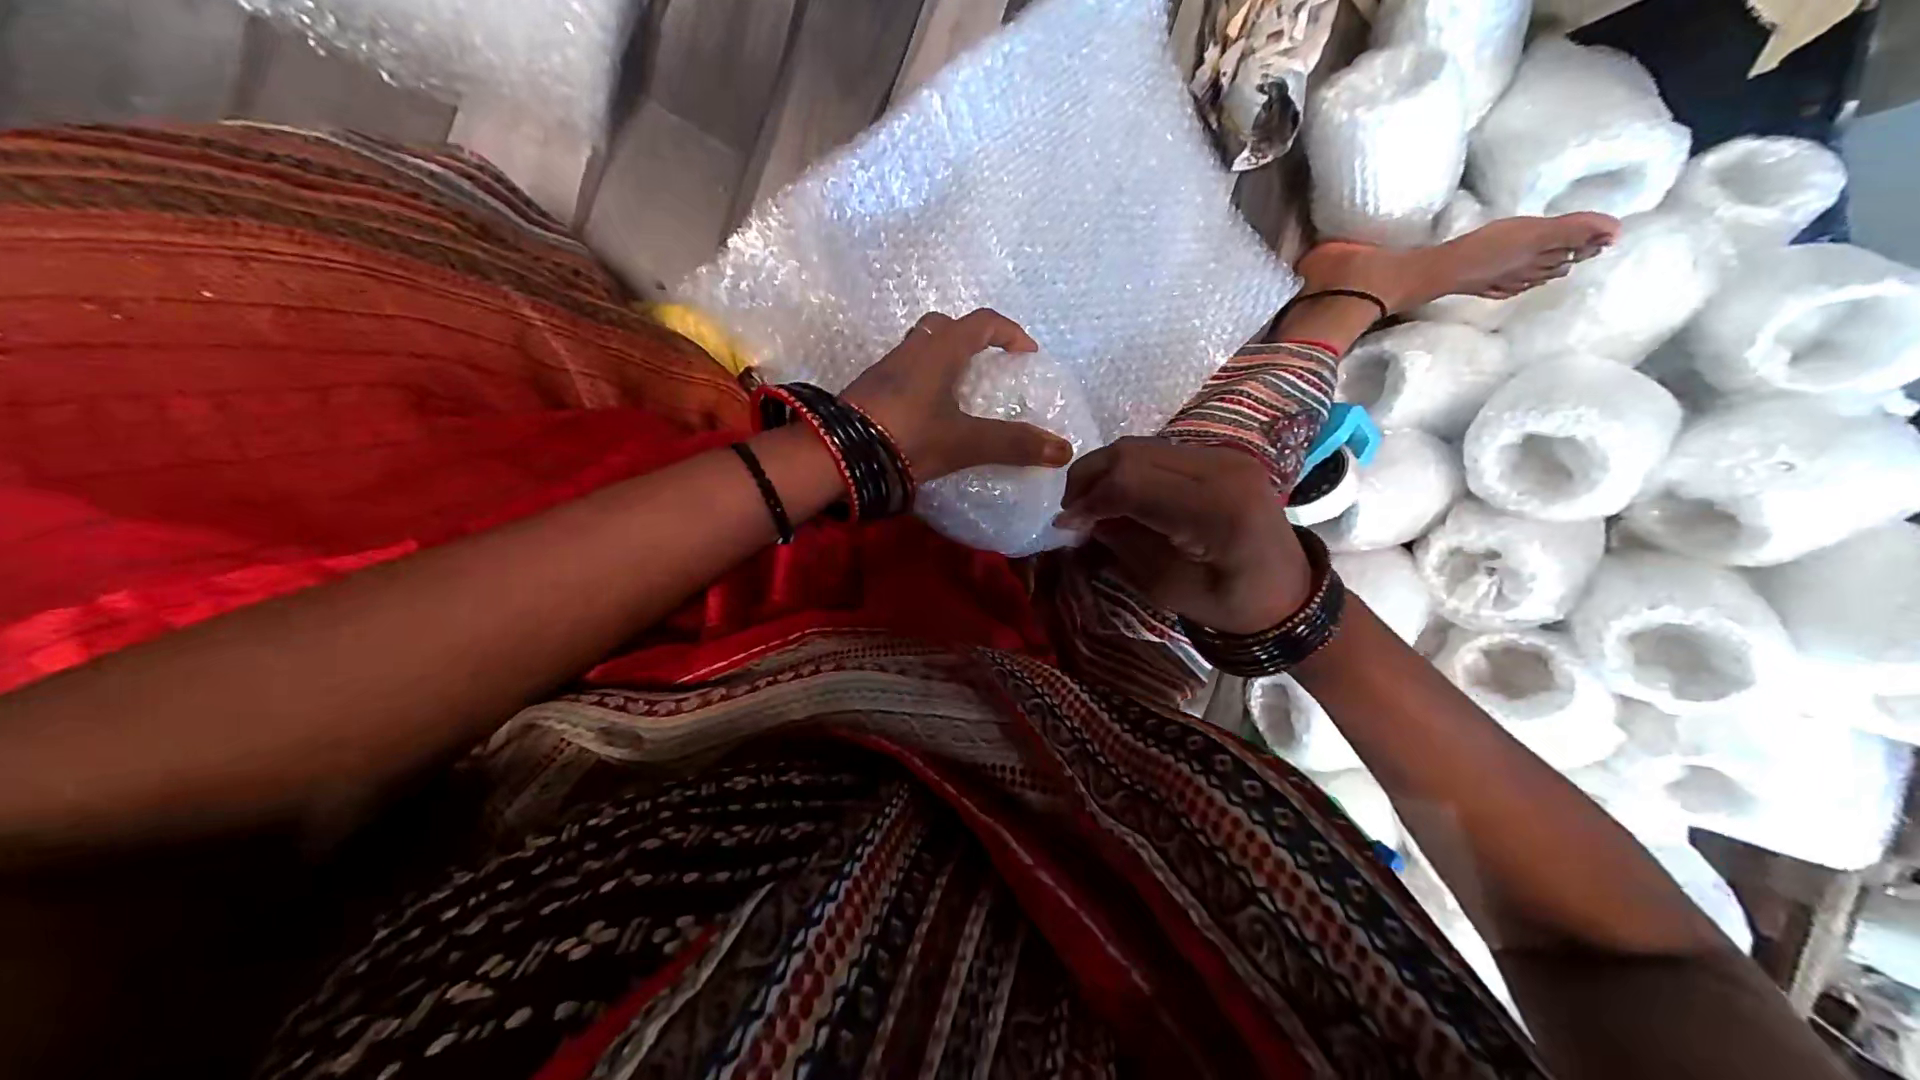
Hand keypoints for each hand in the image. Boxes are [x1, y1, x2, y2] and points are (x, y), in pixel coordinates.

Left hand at [841, 309, 1074, 480]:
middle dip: (970, 339)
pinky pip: (903, 372)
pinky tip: (927, 412)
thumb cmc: (908, 437)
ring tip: (959, 393)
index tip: (1026, 354)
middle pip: (945, 326)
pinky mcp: (868, 389)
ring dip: (943, 360)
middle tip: (986, 366)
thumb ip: (1013, 444)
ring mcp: (885, 369)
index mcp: (940, 350)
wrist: (838, 455)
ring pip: (920, 348)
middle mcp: (911, 350)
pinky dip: (922, 380)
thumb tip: (1063, 449)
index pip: (982, 322)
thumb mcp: (966, 442)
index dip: (1009, 332)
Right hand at [1056, 438, 1310, 633]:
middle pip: (1131, 454)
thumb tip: (1082, 519)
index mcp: (1216, 510)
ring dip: (1106, 471)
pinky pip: (1158, 452)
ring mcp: (1224, 455)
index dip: (1088, 500)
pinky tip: (1120, 497)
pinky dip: (1129, 470)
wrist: (1288, 592)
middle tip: (1071, 512)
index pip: (1131, 482)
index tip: (1064, 525)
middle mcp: (1222, 468)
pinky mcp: (1220, 455)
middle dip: (1089, 478)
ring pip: (1140, 446)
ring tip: (1091, 505)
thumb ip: (1123, 545)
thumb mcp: (1167, 587)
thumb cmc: (1231, 603)